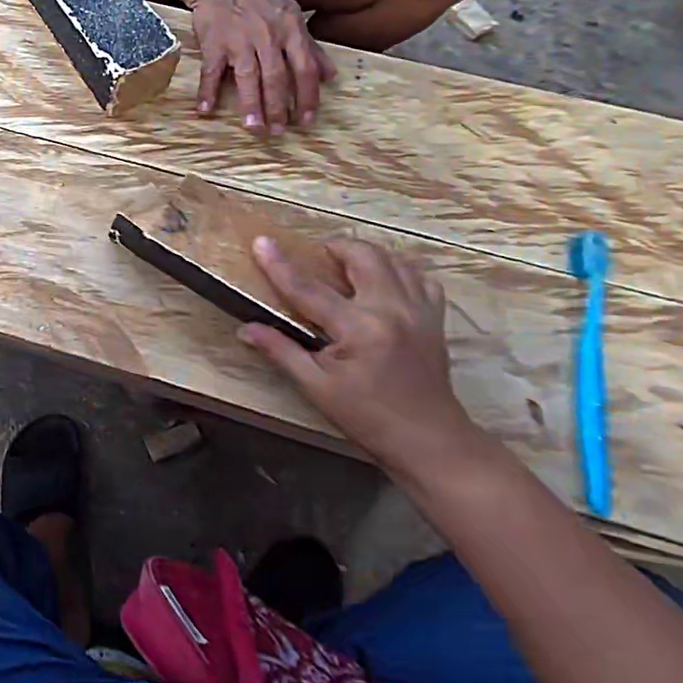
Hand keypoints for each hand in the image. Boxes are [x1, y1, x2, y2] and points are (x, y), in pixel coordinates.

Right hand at [185, 0, 335, 134]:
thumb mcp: (291, 13)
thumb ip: (310, 46)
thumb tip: (330, 75)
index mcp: (290, 29)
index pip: (304, 69)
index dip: (307, 97)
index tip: (306, 120)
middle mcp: (267, 36)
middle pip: (276, 78)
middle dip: (279, 108)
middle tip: (278, 132)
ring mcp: (240, 40)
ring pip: (248, 78)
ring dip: (251, 105)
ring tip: (254, 128)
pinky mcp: (214, 42)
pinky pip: (212, 71)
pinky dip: (207, 91)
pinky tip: (206, 110)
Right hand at [237, 236, 479, 467]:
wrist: (427, 439)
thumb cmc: (367, 418)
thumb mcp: (318, 388)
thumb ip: (282, 352)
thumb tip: (247, 329)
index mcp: (359, 329)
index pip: (309, 290)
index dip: (280, 265)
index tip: (261, 242)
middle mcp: (391, 308)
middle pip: (362, 255)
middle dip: (337, 247)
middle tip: (322, 257)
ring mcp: (418, 309)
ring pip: (394, 259)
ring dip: (369, 256)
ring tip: (351, 267)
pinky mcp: (434, 316)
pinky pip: (421, 277)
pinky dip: (401, 272)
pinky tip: (387, 285)